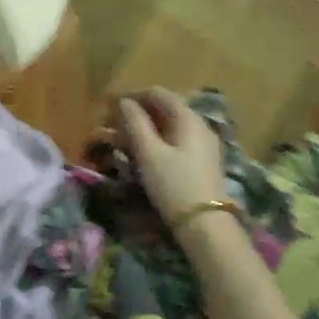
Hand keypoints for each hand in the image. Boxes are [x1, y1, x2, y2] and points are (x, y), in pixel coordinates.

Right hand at [114, 88, 225, 227]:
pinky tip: (147, 154)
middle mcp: (201, 125)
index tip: (113, 107)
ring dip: (149, 129)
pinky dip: (161, 141)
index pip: (159, 94)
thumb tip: (125, 101)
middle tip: (117, 126)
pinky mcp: (204, 161)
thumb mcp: (149, 153)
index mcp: (188, 118)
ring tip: (127, 141)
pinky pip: (179, 141)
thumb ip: (136, 123)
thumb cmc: (173, 184)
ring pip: (172, 127)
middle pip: (167, 109)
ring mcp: (205, 144)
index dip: (135, 96)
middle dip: (141, 114)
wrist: (205, 225)